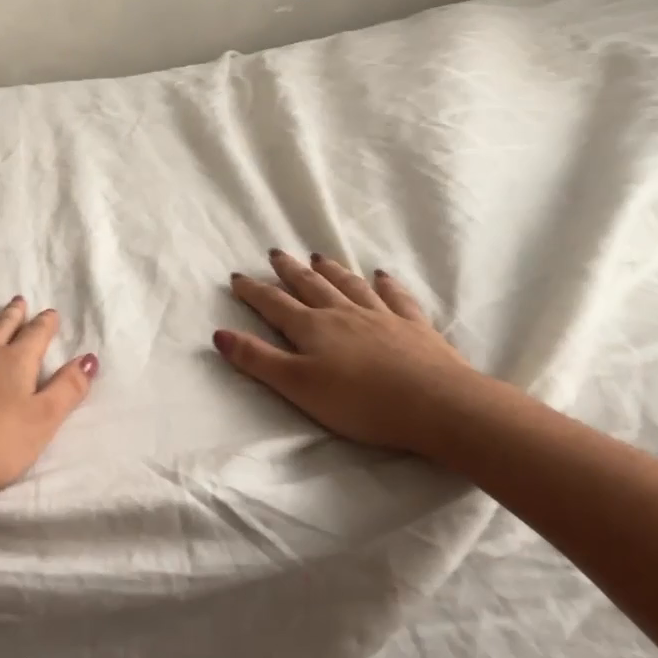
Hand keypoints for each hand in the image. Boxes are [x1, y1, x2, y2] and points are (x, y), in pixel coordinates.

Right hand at [213, 249, 482, 454]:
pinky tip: (382, 275)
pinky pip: (396, 298)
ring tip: (320, 256)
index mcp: (313, 328)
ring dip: (332, 271)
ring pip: (350, 286)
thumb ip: (258, 360)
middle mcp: (343, 314)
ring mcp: (382, 317)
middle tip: (276, 253)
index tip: (237, 277)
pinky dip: (387, 284)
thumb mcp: (298, 386)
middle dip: (290, 270)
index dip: (254, 291)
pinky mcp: (415, 328)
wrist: (438, 405)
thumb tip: (219, 334)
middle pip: (311, 286)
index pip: (275, 304)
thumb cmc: (362, 402)